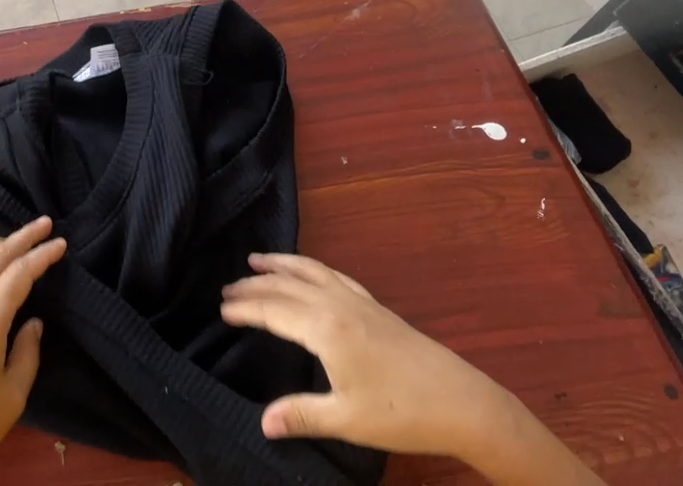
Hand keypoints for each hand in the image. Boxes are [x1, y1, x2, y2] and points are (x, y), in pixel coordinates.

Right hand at [220, 253, 509, 454]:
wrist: (462, 401)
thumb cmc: (402, 413)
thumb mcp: (347, 420)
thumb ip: (301, 416)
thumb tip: (262, 423)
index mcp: (326, 329)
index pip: (274, 311)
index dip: (246, 309)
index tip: (221, 310)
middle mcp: (338, 305)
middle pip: (287, 286)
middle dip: (255, 285)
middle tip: (227, 289)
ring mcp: (359, 301)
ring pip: (311, 271)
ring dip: (281, 265)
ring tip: (257, 259)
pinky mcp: (375, 306)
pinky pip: (333, 275)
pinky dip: (311, 267)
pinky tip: (309, 273)